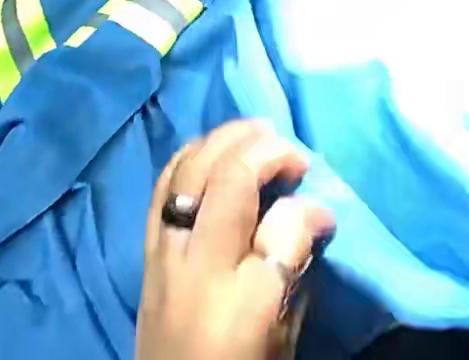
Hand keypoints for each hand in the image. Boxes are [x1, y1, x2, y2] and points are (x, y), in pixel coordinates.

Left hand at [136, 120, 334, 359]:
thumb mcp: (282, 334)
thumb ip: (295, 264)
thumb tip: (312, 210)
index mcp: (239, 300)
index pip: (278, 224)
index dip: (306, 204)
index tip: (322, 204)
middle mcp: (195, 265)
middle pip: (225, 178)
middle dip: (261, 148)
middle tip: (289, 147)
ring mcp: (163, 252)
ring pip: (188, 169)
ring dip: (225, 140)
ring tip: (256, 134)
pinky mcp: (146, 250)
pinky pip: (163, 185)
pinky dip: (190, 155)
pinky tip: (213, 151)